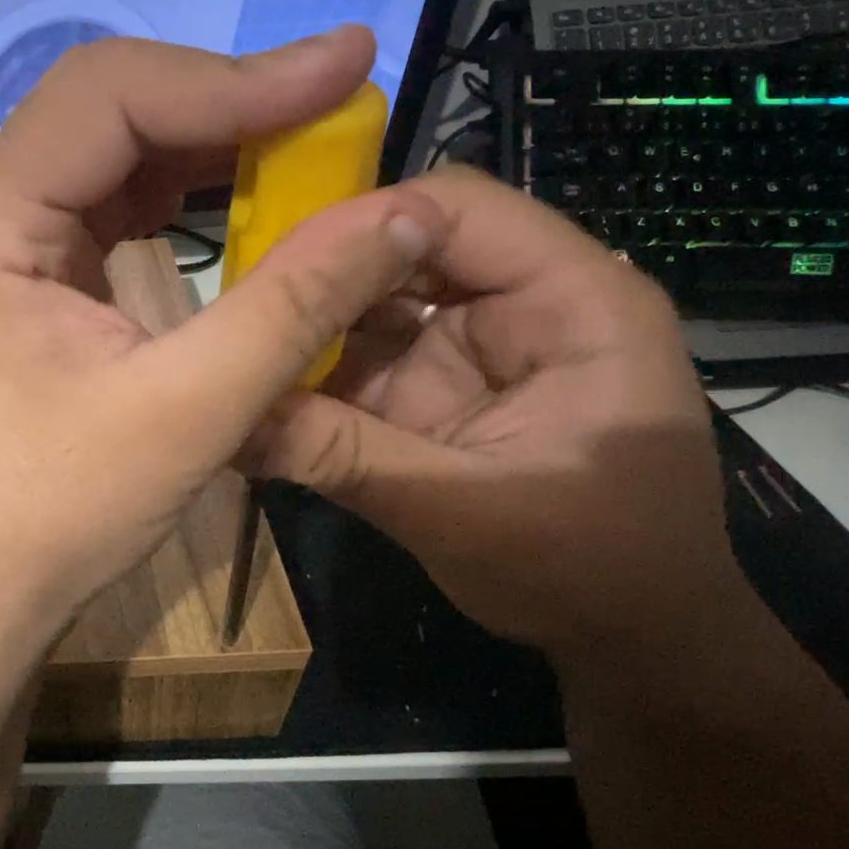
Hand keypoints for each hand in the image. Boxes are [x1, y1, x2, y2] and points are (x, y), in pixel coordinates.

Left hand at [0, 28, 447, 644]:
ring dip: (208, 142)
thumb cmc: (63, 511)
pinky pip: (106, 203)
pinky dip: (178, 192)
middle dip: (223, 101)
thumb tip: (406, 212)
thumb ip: (296, 304)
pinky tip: (240, 193)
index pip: (107, 97)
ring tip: (308, 140)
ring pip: (110, 150)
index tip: (346, 68)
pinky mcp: (28, 277)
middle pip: (105, 109)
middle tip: (338, 101)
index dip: (232, 77)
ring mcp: (1, 244)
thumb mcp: (190, 411)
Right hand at [244, 168, 725, 650]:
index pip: (461, 209)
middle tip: (241, 313)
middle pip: (405, 248)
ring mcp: (470, 348)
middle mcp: (518, 306)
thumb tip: (222, 420)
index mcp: (571, 302)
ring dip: (308, 326)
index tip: (280, 272)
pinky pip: (360, 359)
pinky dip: (312, 374)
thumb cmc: (586, 571)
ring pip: (372, 302)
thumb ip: (342, 455)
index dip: (369, 223)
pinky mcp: (434, 390)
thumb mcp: (458, 511)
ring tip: (236, 349)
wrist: (626, 640)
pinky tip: (261, 390)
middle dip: (322, 278)